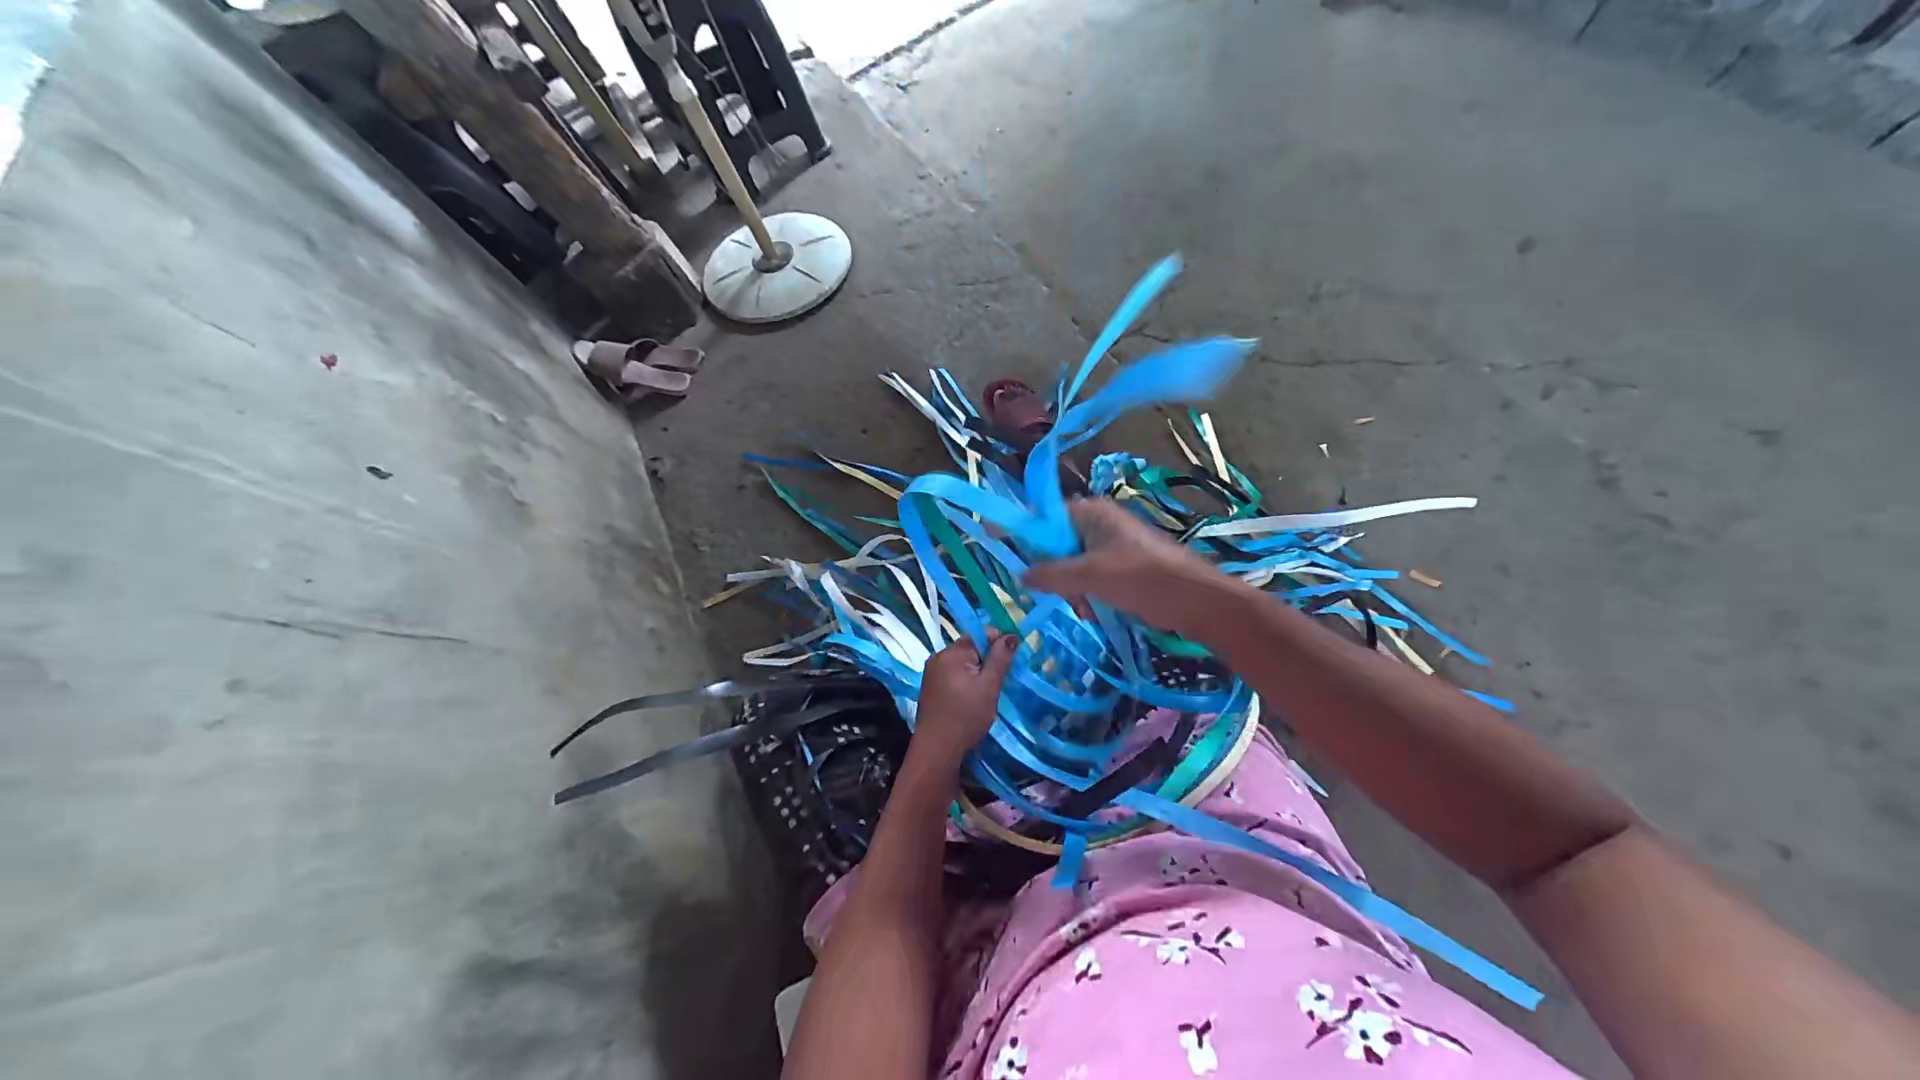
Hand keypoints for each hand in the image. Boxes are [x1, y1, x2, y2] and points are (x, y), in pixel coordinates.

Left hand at [909, 632, 1017, 771]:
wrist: (937, 749)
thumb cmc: (966, 717)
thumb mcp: (989, 686)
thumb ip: (1000, 658)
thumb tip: (1011, 634)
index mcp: (952, 652)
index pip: (979, 634)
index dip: (997, 644)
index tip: (1008, 664)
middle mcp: (938, 656)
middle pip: (970, 648)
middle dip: (987, 660)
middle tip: (998, 683)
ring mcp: (932, 672)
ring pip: (962, 663)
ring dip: (977, 672)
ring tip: (987, 693)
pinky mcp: (931, 687)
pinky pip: (953, 675)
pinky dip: (965, 682)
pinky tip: (971, 699)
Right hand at [1022, 498, 1241, 638]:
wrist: (1200, 602)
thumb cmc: (1145, 580)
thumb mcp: (1091, 576)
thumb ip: (1052, 574)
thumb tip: (1020, 574)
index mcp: (1091, 512)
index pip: (1042, 515)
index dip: (1018, 530)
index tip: (992, 541)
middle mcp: (1099, 522)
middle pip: (1054, 542)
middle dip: (1052, 571)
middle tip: (1058, 594)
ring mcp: (1112, 544)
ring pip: (1071, 564)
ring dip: (1071, 588)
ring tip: (1085, 608)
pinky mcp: (1123, 565)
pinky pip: (1089, 576)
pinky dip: (1087, 593)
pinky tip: (1096, 611)